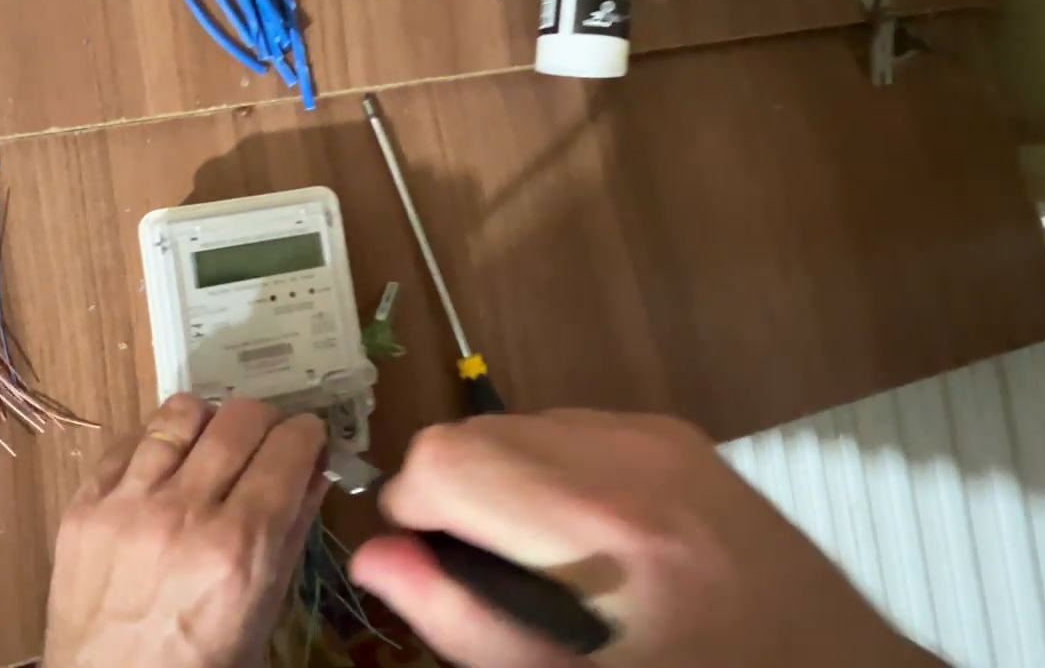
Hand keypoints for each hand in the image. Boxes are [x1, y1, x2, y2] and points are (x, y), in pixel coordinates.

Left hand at [42, 393, 329, 667]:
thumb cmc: (203, 665)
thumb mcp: (264, 608)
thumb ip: (292, 529)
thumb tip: (315, 466)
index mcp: (239, 547)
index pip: (289, 447)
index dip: (308, 434)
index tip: (308, 438)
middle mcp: (184, 514)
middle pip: (240, 417)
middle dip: (266, 420)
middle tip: (266, 439)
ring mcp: (126, 505)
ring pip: (181, 412)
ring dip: (209, 421)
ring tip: (211, 443)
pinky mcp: (83, 506)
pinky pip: (129, 439)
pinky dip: (156, 444)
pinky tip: (165, 467)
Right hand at [350, 410, 940, 666]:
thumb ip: (462, 621)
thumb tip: (373, 556)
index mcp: (608, 526)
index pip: (446, 458)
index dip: (414, 509)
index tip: (430, 562)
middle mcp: (630, 452)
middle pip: (472, 432)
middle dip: (453, 494)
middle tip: (488, 569)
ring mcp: (656, 432)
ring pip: (512, 423)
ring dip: (497, 478)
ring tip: (539, 553)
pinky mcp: (671, 429)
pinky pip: (562, 425)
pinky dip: (542, 467)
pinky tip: (581, 529)